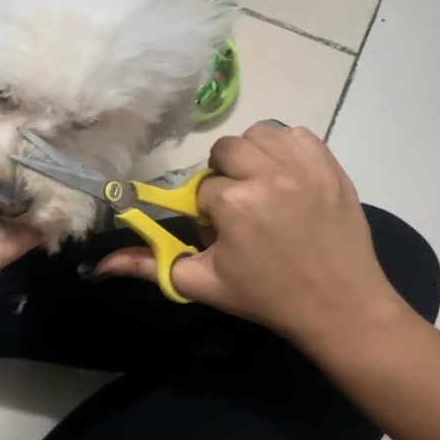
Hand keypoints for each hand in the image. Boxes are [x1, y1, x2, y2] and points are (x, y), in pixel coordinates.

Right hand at [95, 121, 409, 345]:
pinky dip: (285, 150)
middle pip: (227, 150)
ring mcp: (306, 168)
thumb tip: (100, 266)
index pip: (201, 188)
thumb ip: (150, 265)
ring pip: (261, 134)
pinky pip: (298, 135)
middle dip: (225, 175)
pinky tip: (285, 180)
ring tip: (260, 189)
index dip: (205, 211)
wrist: (339, 305)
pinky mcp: (332, 167)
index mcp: (234, 203)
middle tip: (237, 208)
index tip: (221, 234)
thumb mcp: (201, 282)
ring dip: (252, 156)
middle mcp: (269, 175)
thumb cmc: (264, 297)